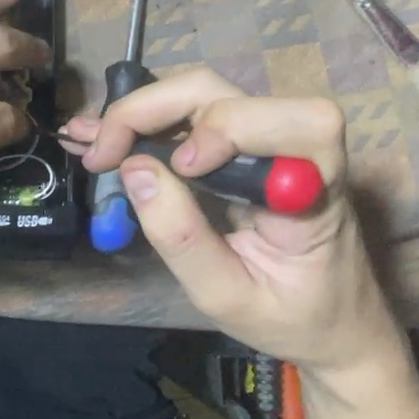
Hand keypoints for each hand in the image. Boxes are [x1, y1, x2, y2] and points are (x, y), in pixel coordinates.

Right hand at [60, 68, 403, 373]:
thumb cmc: (289, 318)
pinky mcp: (237, 148)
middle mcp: (293, 150)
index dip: (230, 127)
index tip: (183, 167)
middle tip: (101, 155)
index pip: (293, 121)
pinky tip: (95, 138)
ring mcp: (262, 142)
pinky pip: (186, 117)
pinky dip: (138, 124)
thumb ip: (181, 236)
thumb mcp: (227, 295)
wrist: (328, 325)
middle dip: (151, 110)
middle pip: (223, 92)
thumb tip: (134, 170)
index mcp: (316, 189)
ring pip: (198, 95)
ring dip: (138, 114)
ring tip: (90, 148)